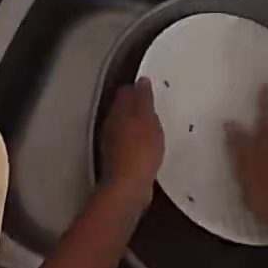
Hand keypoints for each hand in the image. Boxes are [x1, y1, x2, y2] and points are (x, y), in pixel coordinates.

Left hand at [101, 77, 163, 202]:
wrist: (127, 187)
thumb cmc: (141, 149)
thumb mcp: (148, 119)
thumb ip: (144, 99)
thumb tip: (142, 80)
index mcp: (118, 110)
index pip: (125, 91)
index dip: (138, 88)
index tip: (152, 89)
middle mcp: (111, 123)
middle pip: (124, 107)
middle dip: (137, 106)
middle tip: (155, 106)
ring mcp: (112, 142)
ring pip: (125, 125)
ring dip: (137, 124)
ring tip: (154, 126)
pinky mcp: (117, 159)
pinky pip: (128, 142)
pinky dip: (137, 140)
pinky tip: (148, 146)